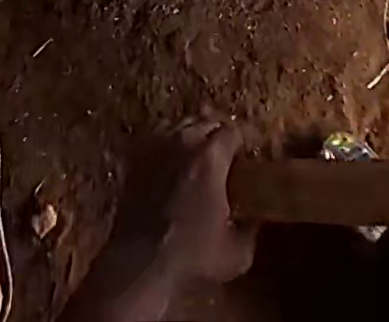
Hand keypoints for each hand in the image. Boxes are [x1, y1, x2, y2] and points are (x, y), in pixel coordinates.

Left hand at [59, 122, 255, 321]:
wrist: (138, 266)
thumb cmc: (190, 256)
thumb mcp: (236, 253)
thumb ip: (250, 230)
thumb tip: (255, 221)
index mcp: (212, 156)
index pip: (232, 131)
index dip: (239, 143)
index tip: (242, 158)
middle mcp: (184, 141)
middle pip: (205, 121)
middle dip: (216, 134)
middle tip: (222, 156)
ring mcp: (155, 147)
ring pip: (178, 126)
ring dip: (189, 135)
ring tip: (194, 154)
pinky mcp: (133, 160)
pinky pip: (154, 141)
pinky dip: (163, 147)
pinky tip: (167, 162)